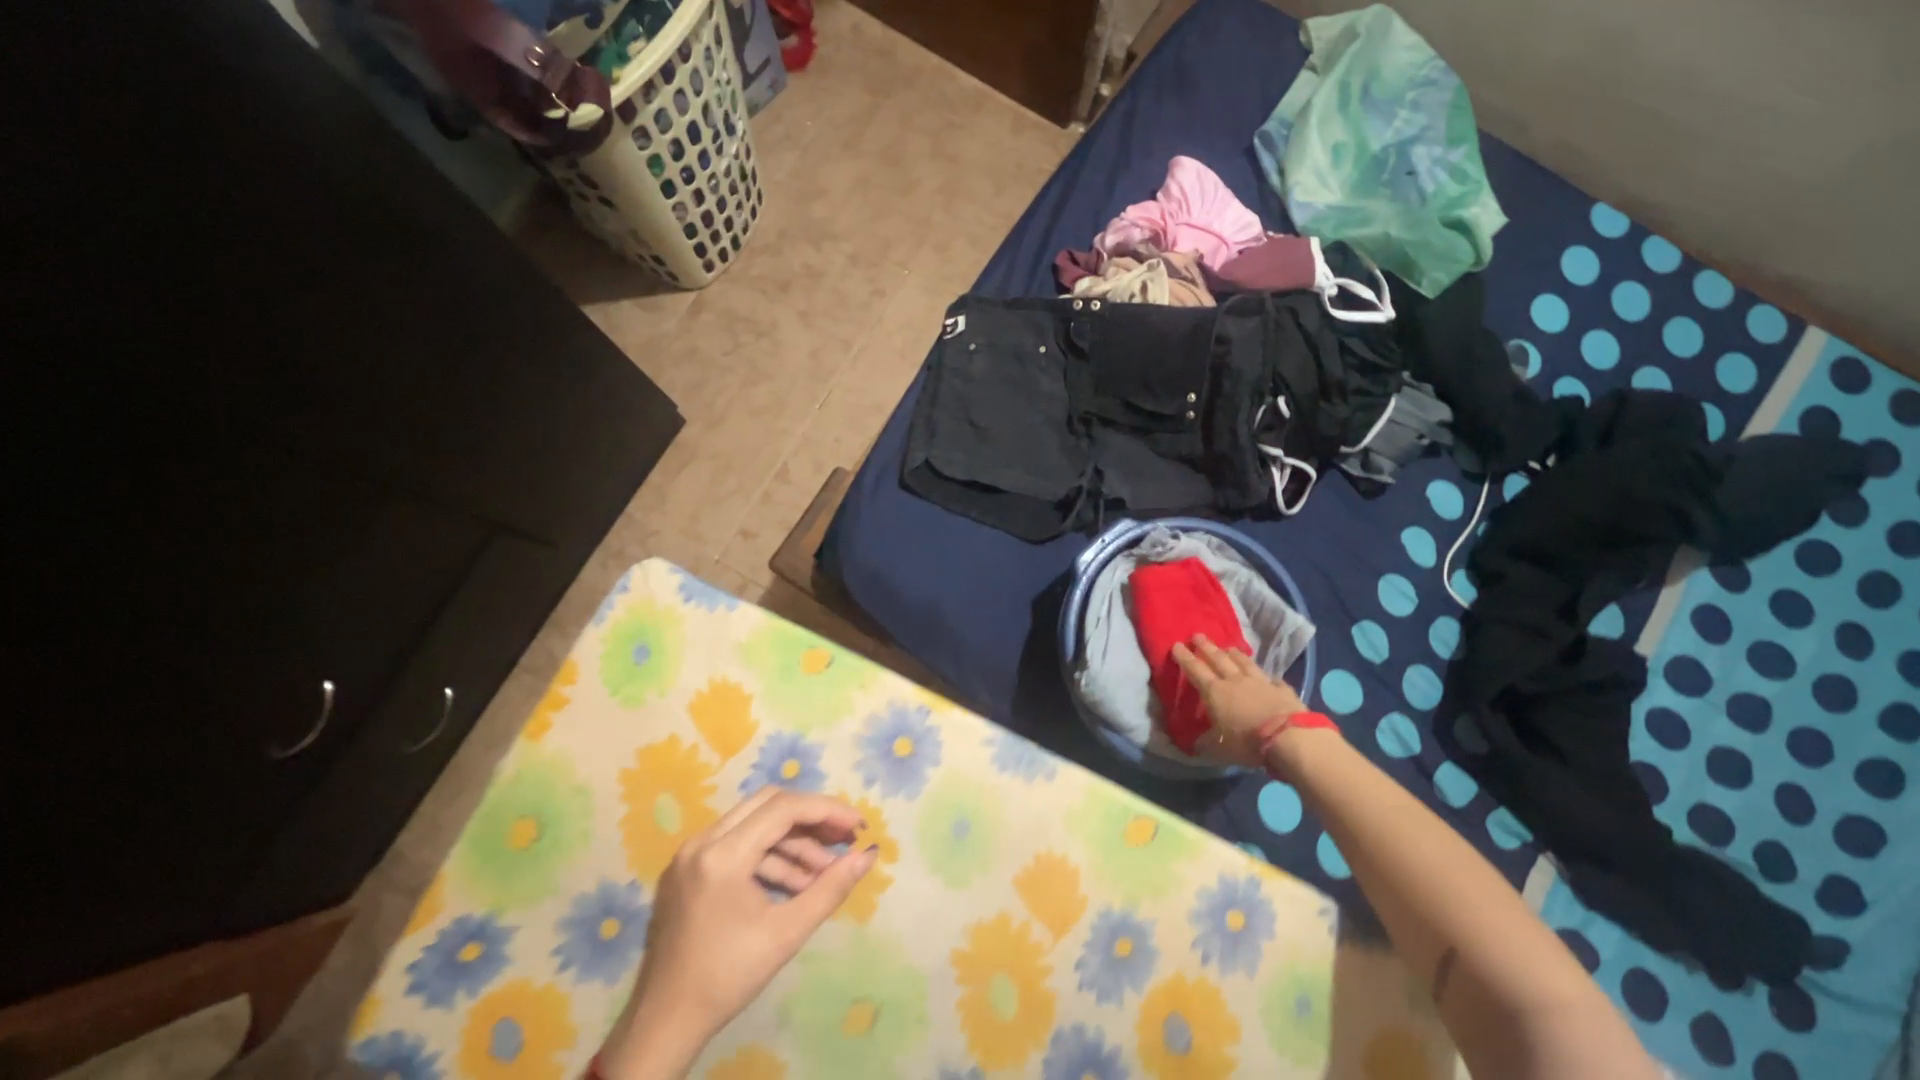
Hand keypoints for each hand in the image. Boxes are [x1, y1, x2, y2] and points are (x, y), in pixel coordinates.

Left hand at [599, 788, 875, 1078]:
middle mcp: (702, 841)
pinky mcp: (687, 871)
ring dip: (791, 843)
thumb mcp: (787, 932)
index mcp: (722, 853)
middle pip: (767, 806)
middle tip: (844, 839)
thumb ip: (830, 888)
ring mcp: (690, 855)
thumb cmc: (728, 976)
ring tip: (823, 875)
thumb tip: (868, 855)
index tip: (859, 827)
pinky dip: (767, 858)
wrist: (666, 1020)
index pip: (783, 809)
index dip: (827, 811)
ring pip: (752, 826)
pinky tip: (793, 886)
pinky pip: (734, 846)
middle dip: (810, 820)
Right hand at [1172, 633, 1307, 766]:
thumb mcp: (1218, 749)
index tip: (1177, 644)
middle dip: (1206, 647)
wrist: (1288, 737)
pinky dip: (1266, 676)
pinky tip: (1267, 675)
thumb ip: (1205, 743)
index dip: (1185, 658)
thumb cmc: (1246, 742)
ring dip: (1235, 654)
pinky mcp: (1282, 689)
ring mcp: (1261, 682)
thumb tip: (1195, 743)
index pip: (1195, 670)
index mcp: (1215, 692)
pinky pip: (1272, 679)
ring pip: (1244, 663)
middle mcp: (1235, 681)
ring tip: (1229, 647)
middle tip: (1198, 635)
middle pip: (1219, 659)